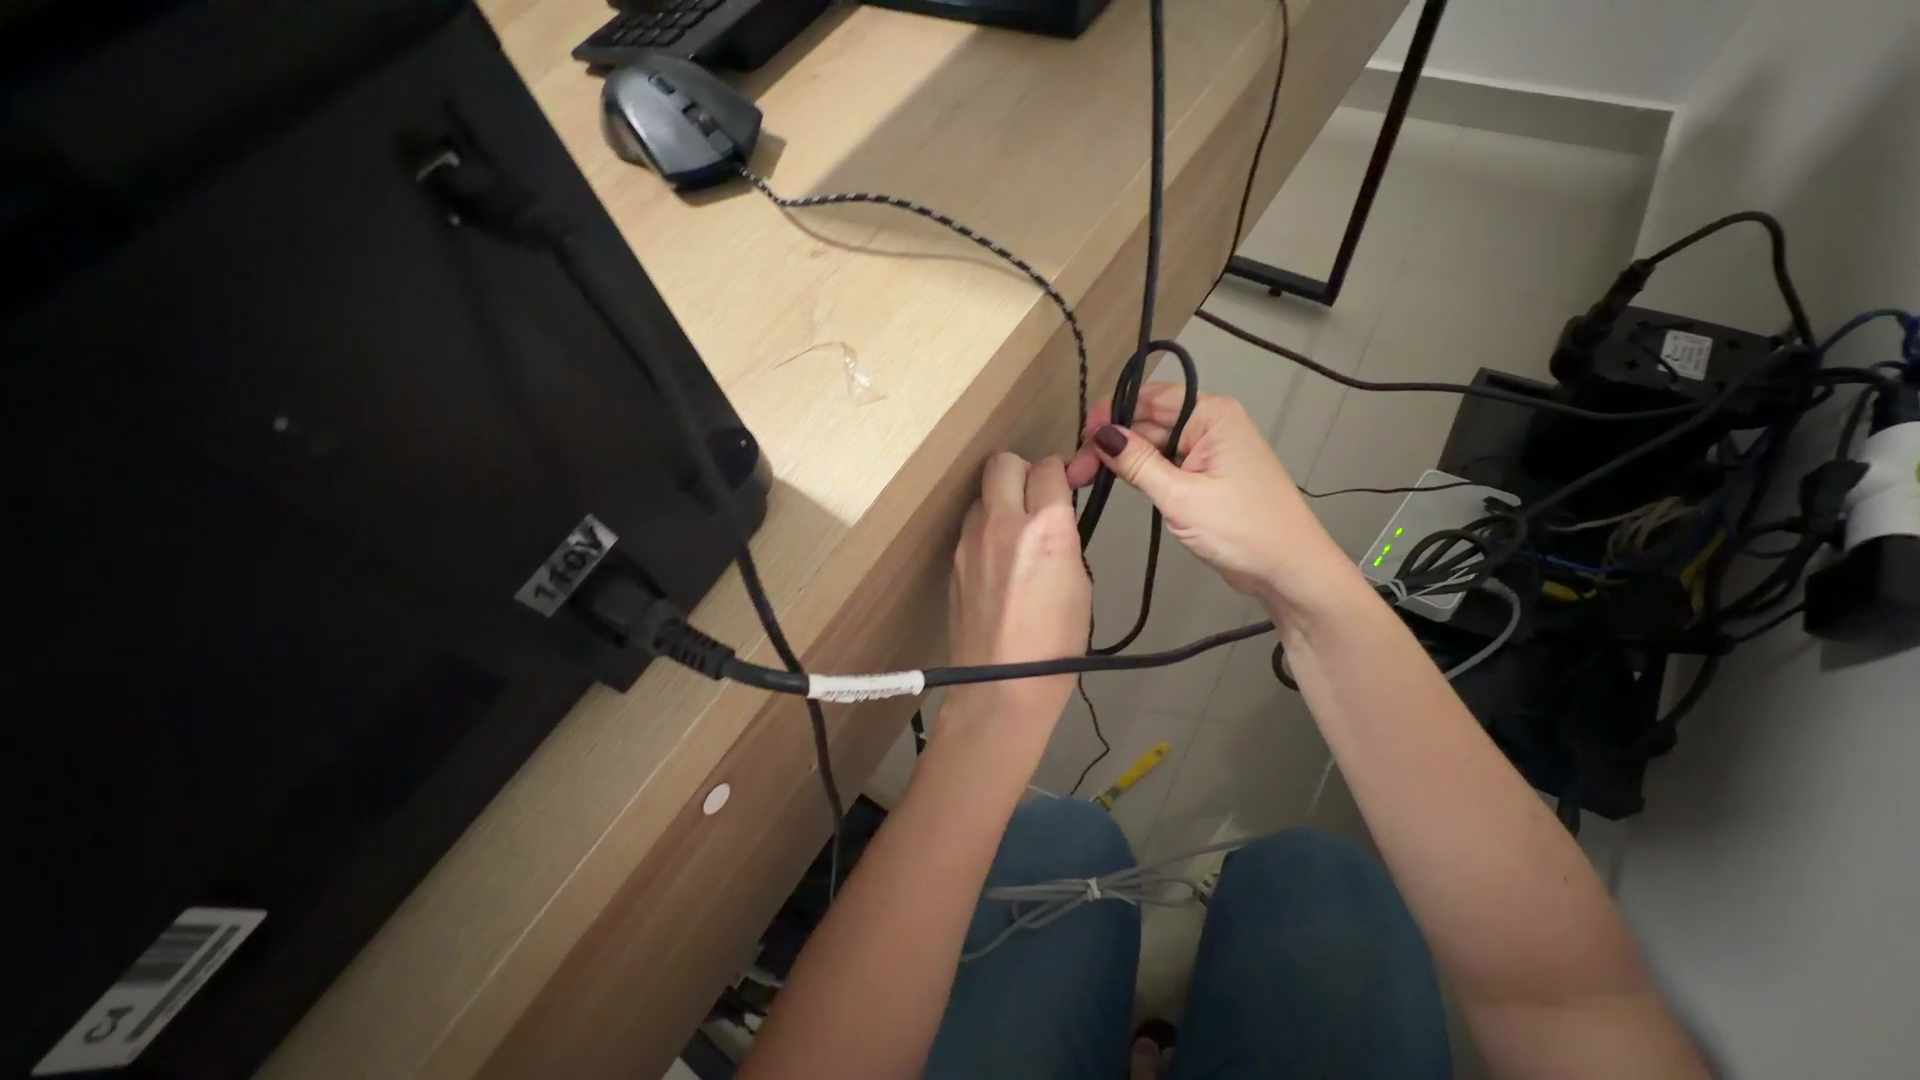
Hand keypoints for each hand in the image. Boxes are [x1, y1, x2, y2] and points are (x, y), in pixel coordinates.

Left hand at [945, 453, 1092, 726]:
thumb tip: (1055, 519)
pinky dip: (985, 529)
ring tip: (1015, 532)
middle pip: (1003, 462)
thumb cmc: (1056, 645)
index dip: (1059, 473)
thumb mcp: (1080, 584)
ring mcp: (970, 540)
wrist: (1002, 684)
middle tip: (1035, 497)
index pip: (1049, 468)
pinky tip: (998, 559)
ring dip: (1000, 499)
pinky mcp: (953, 560)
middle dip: (1022, 471)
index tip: (1064, 486)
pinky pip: (970, 525)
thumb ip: (1064, 539)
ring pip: (982, 492)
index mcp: (1046, 528)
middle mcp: (1003, 523)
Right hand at [1066, 384, 1357, 616]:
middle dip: (1112, 443)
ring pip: (1156, 445)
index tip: (1080, 438)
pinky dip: (1144, 474)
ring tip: (1085, 480)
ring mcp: (1211, 452)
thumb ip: (1138, 463)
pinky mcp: (1208, 477)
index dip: (1112, 413)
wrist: (1289, 570)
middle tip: (1074, 473)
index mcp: (1212, 414)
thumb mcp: (1181, 496)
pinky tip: (1117, 484)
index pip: (1151, 398)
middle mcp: (1212, 424)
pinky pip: (1168, 465)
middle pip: (1150, 422)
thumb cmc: (1241, 529)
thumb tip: (1101, 433)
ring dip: (1124, 461)